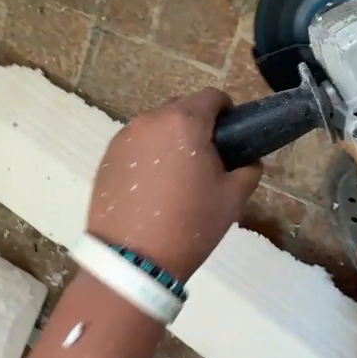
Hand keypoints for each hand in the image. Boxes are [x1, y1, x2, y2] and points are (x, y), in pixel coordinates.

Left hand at [87, 89, 262, 280]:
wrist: (132, 261)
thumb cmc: (189, 224)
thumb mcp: (232, 199)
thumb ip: (248, 170)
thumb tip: (249, 160)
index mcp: (185, 121)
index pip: (212, 96)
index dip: (226, 110)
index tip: (230, 134)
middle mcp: (152, 119)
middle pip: (182, 107)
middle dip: (197, 124)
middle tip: (205, 159)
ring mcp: (125, 136)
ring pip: (157, 125)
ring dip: (171, 138)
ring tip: (176, 175)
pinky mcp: (107, 155)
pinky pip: (136, 143)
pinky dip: (148, 154)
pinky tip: (151, 186)